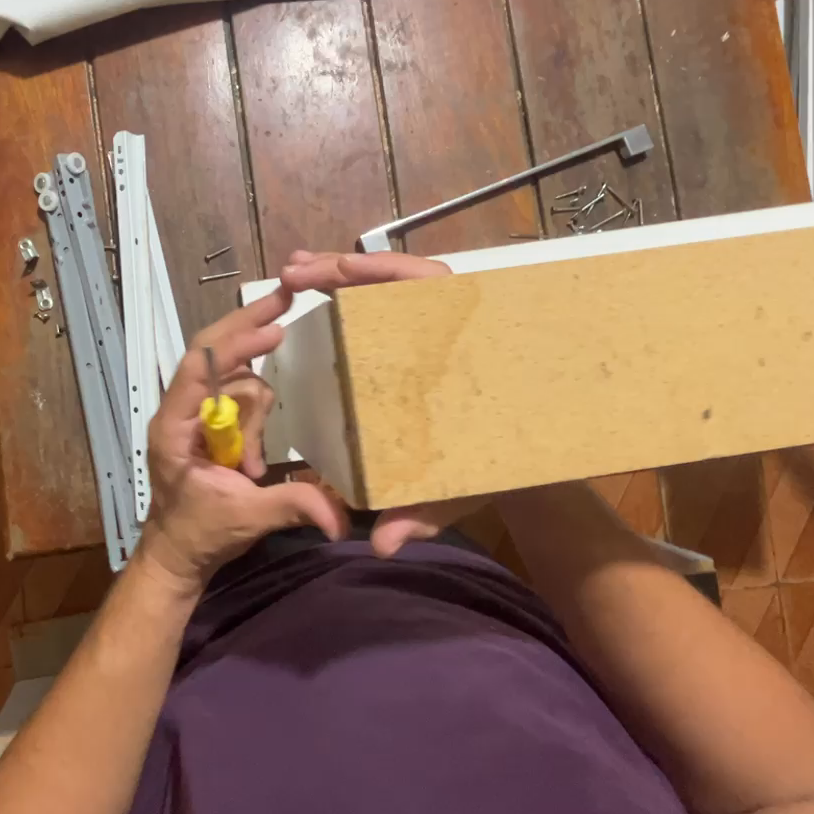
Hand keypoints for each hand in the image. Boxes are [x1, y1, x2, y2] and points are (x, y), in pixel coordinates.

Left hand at [136, 286, 350, 593]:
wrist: (176, 554)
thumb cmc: (198, 534)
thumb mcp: (245, 519)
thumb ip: (292, 506)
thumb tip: (341, 516)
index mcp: (174, 426)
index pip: (197, 367)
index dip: (234, 343)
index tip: (273, 330)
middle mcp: (181, 409)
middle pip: (213, 349)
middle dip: (248, 324)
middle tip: (287, 296)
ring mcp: (194, 411)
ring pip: (234, 379)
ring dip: (256, 412)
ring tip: (255, 467)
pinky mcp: (210, 419)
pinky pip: (238, 396)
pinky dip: (256, 415)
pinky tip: (258, 460)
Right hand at [279, 249, 477, 556]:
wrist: (521, 470)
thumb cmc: (494, 470)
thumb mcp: (457, 489)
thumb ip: (422, 512)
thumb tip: (381, 545)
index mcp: (463, 349)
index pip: (431, 287)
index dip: (386, 271)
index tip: (343, 270)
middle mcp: (449, 328)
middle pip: (400, 277)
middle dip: (345, 269)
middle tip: (296, 271)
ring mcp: (431, 329)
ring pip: (387, 285)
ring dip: (339, 274)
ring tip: (293, 272)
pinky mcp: (417, 338)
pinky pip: (382, 306)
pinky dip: (350, 294)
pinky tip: (316, 293)